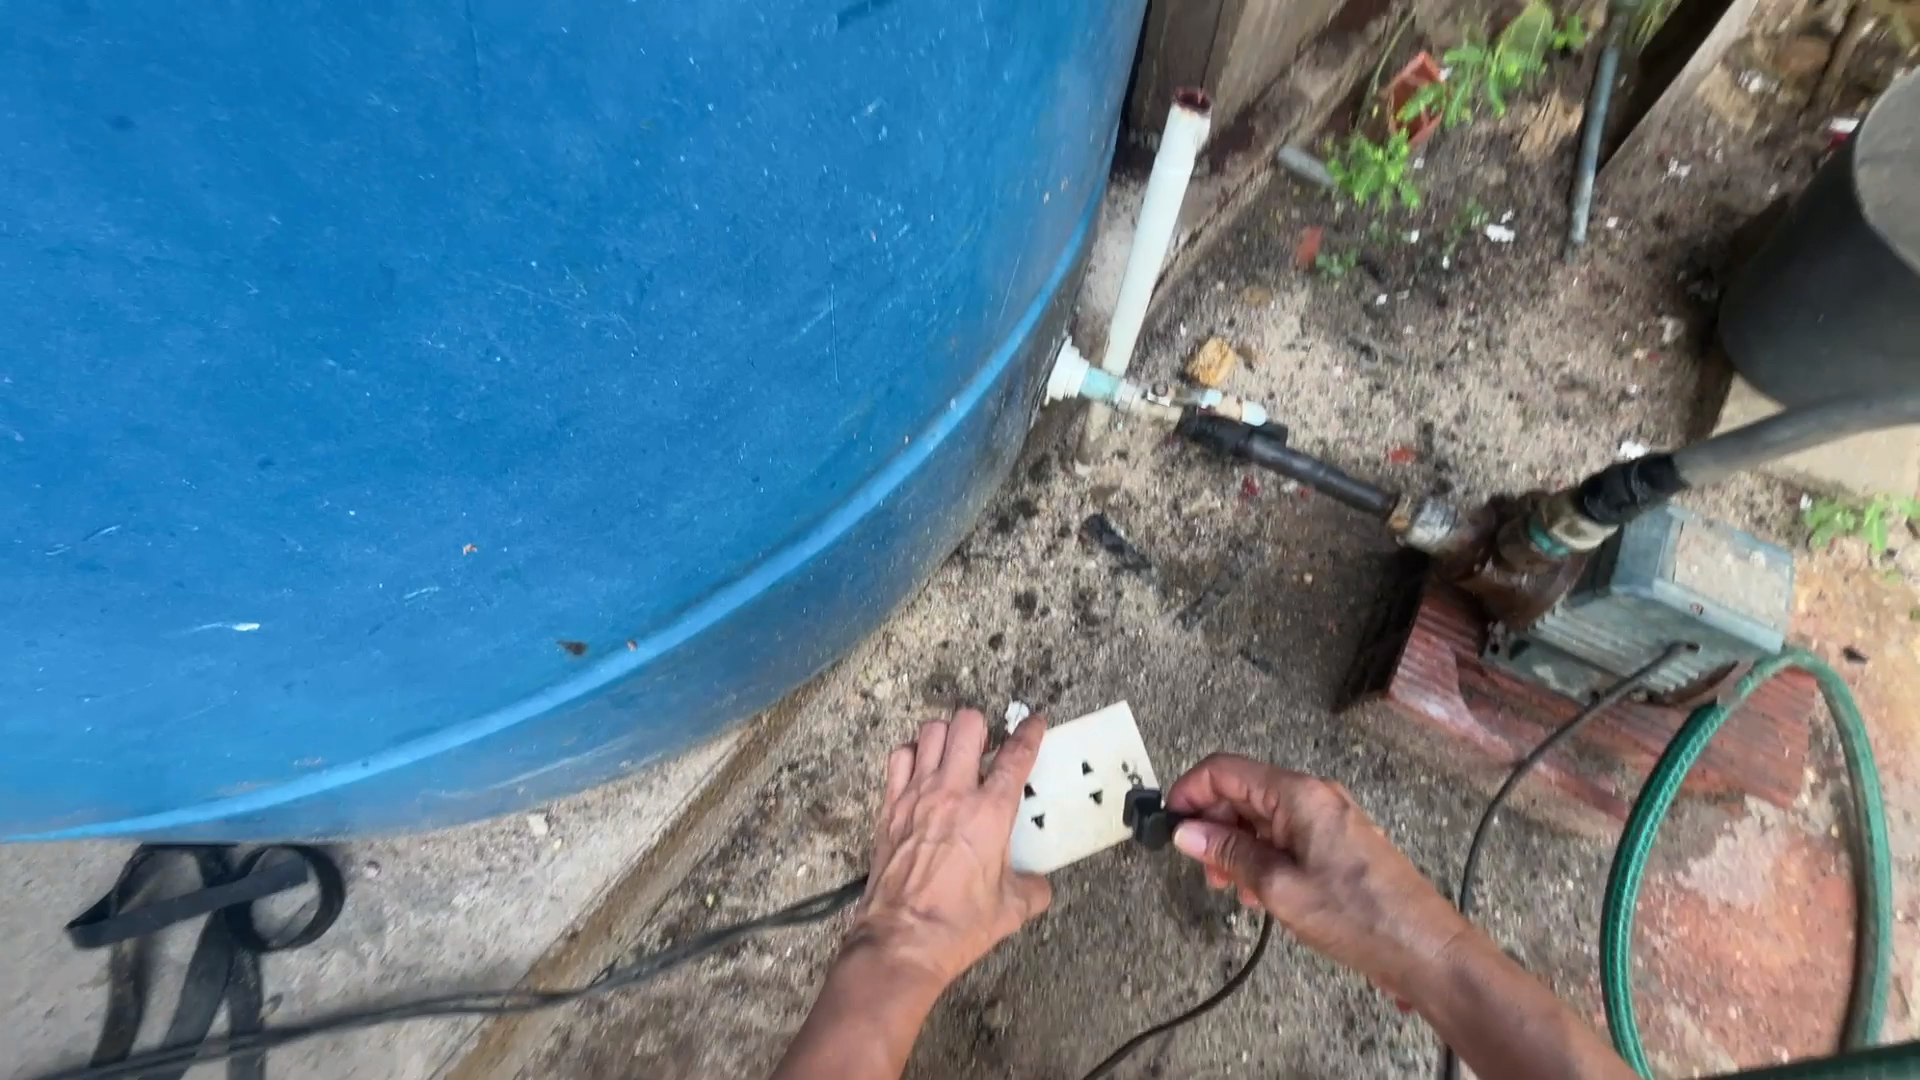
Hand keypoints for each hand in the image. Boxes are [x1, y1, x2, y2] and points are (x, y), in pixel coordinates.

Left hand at [845, 708, 1052, 988]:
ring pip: (932, 731)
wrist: (902, 940)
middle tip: (985, 745)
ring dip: (946, 735)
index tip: (1034, 723)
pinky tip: (919, 768)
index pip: (1016, 755)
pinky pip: (899, 757)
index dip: (1029, 733)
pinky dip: (911, 754)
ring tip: (953, 752)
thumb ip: (1033, 888)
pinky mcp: (891, 805)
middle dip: (982, 726)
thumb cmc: (957, 925)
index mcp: (990, 812)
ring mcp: (918, 794)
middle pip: (968, 724)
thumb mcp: (1011, 909)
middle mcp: (954, 792)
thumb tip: (1039, 885)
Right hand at [1166, 755, 1468, 997]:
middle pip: (1241, 792)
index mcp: (1297, 793)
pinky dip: (1262, 856)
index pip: (1224, 770)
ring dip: (1235, 845)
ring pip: (1260, 817)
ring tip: (1230, 887)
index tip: (1170, 823)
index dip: (1189, 791)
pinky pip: (1284, 835)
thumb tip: (1185, 833)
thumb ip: (1228, 854)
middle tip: (1200, 867)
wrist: (1431, 954)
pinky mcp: (1336, 841)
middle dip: (1213, 825)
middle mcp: (1311, 795)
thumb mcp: (1279, 887)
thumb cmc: (1358, 917)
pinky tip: (1259, 892)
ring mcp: (1326, 817)